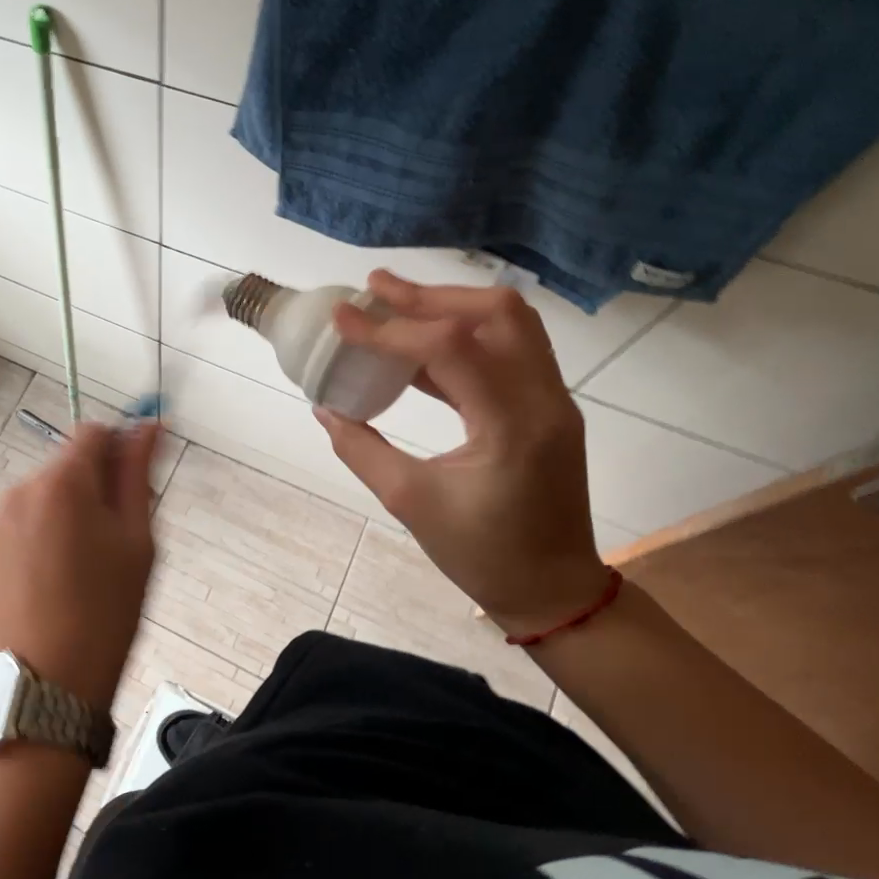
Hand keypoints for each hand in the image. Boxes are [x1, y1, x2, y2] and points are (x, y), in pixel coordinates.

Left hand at [0, 422, 160, 706]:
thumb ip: (138, 476)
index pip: (95, 432)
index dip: (120, 449)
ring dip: (65, 514)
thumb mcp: (137, 544)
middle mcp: (20, 490)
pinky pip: (19, 528)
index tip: (136, 486)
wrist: (42, 685)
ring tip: (83, 571)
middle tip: (116, 541)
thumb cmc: (105, 615)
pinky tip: (52, 586)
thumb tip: (148, 427)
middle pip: (66, 466)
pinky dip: (39, 541)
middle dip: (93, 488)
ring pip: (42, 498)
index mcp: (62, 481)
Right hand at [315, 270, 610, 636]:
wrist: (554, 590)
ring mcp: (552, 400)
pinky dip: (463, 335)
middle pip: (496, 313)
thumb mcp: (410, 503)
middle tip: (374, 288)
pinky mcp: (546, 407)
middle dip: (429, 295)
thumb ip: (360, 448)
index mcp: (512, 425)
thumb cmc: (483, 555)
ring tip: (396, 302)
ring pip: (510, 323)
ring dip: (451, 306)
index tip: (342, 317)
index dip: (390, 328)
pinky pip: (508, 349)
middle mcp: (543, 399)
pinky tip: (417, 346)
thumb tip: (325, 408)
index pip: (450, 348)